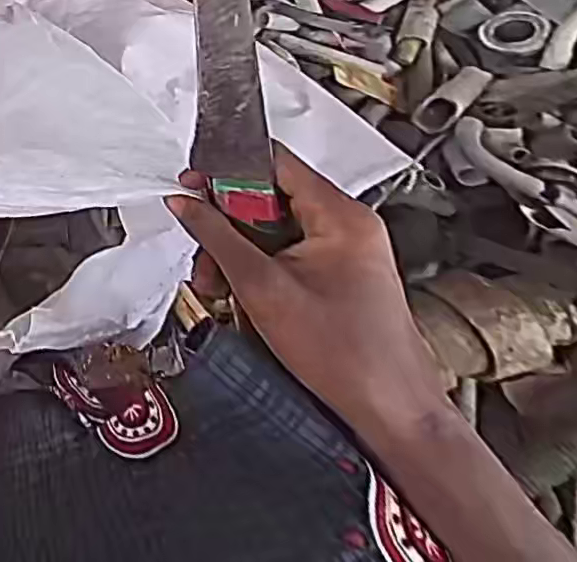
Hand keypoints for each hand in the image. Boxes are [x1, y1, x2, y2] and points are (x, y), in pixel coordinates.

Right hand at [167, 146, 448, 434]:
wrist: (392, 415)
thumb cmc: (349, 358)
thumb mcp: (260, 286)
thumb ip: (214, 234)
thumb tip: (184, 202)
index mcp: (341, 216)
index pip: (271, 161)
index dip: (224, 168)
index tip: (193, 183)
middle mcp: (345, 224)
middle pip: (263, 195)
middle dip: (223, 221)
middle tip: (203, 244)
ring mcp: (340, 247)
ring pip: (265, 224)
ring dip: (231, 247)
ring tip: (217, 278)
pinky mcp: (332, 268)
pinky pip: (277, 248)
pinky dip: (249, 264)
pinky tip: (236, 288)